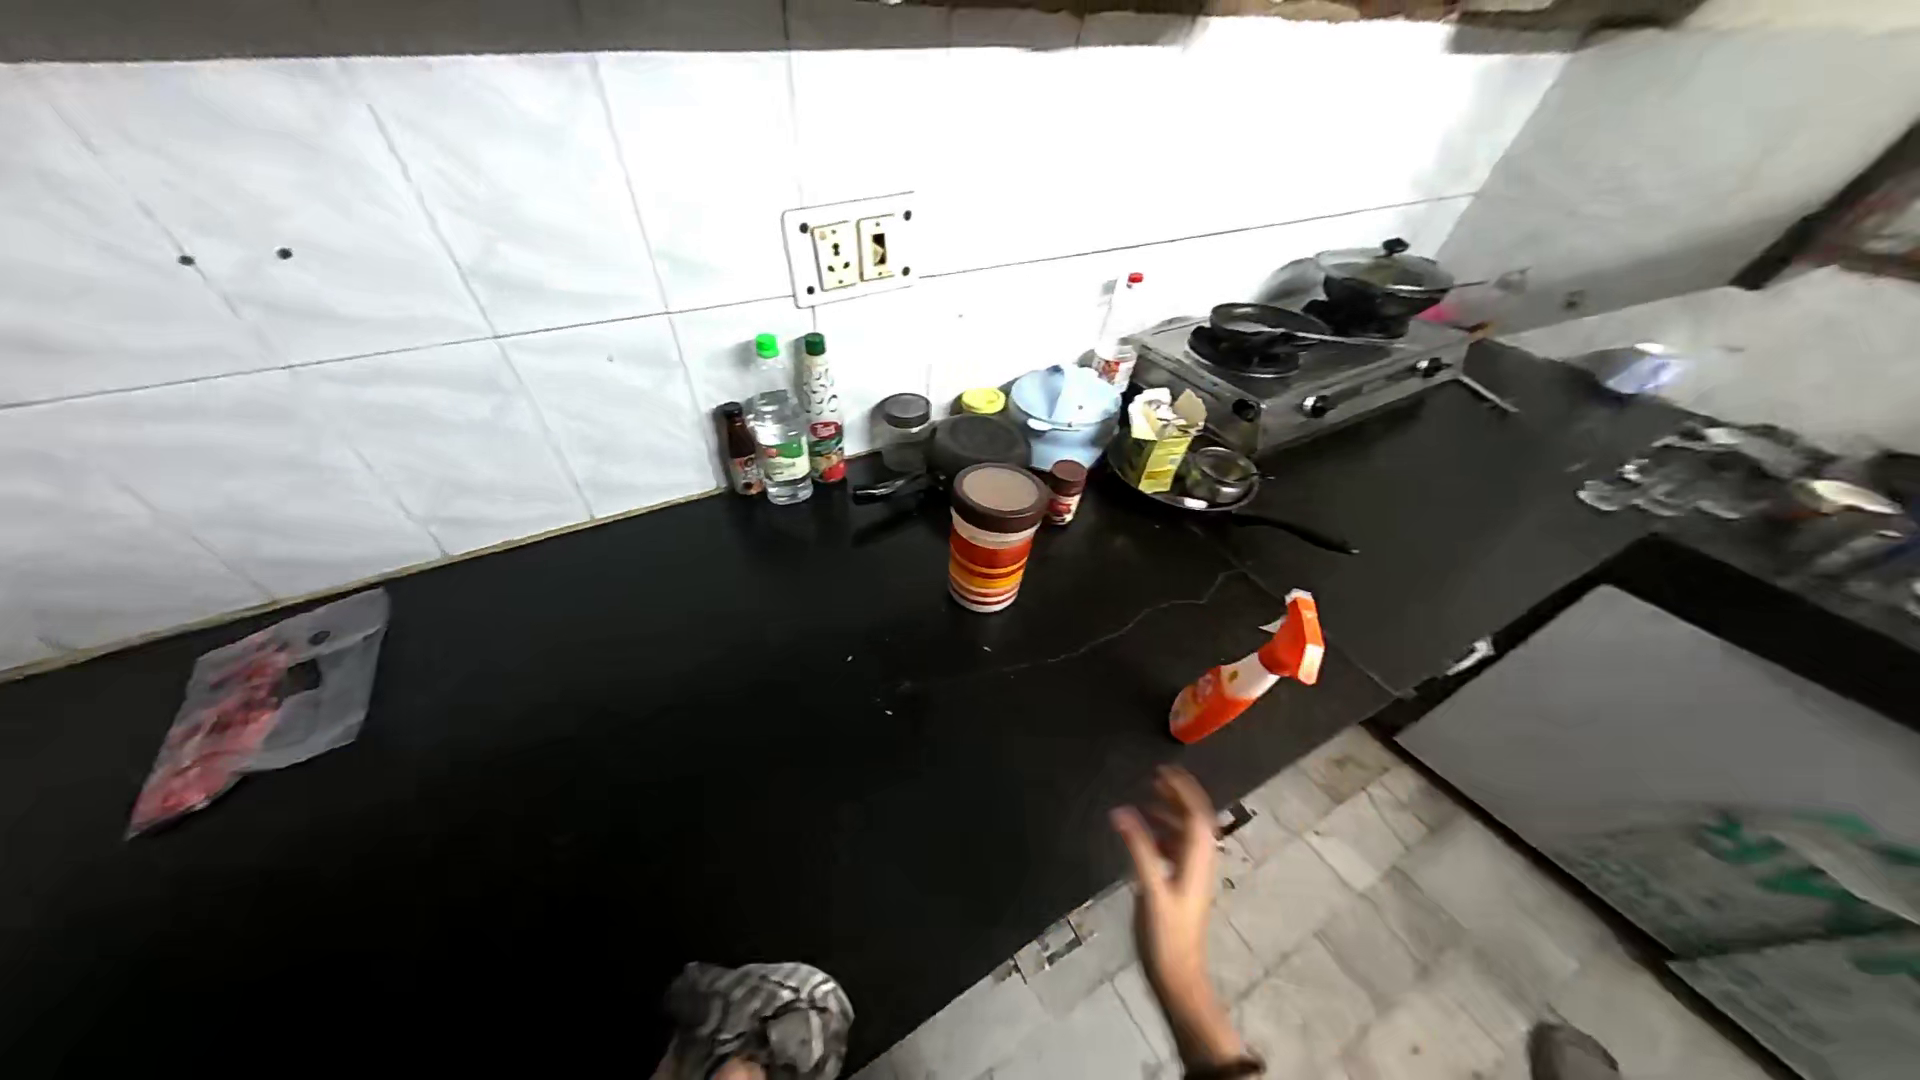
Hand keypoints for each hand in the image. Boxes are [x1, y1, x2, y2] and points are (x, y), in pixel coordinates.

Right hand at [1111, 766, 1247, 1070]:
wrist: (1179, 979)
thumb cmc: (1166, 936)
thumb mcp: (1150, 890)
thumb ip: (1138, 848)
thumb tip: (1121, 812)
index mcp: (1196, 861)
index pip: (1197, 816)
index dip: (1184, 791)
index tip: (1165, 771)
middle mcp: (1199, 864)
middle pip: (1194, 822)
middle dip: (1177, 798)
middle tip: (1155, 779)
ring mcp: (1192, 877)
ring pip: (1186, 836)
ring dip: (1169, 815)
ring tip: (1147, 801)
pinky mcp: (1182, 888)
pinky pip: (1177, 850)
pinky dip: (1163, 835)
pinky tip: (1144, 836)